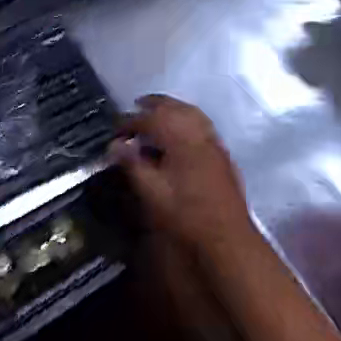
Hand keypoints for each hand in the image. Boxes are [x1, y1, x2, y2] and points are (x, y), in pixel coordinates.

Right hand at [112, 95, 261, 262]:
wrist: (227, 237)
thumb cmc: (185, 214)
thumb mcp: (151, 191)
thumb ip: (132, 164)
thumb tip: (113, 145)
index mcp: (180, 139)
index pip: (150, 119)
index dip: (129, 122)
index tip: (115, 131)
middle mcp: (199, 134)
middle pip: (175, 107)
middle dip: (154, 104)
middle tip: (136, 106)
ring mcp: (214, 143)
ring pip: (192, 113)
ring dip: (172, 108)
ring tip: (157, 112)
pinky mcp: (222, 155)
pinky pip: (203, 125)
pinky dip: (188, 119)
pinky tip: (181, 133)